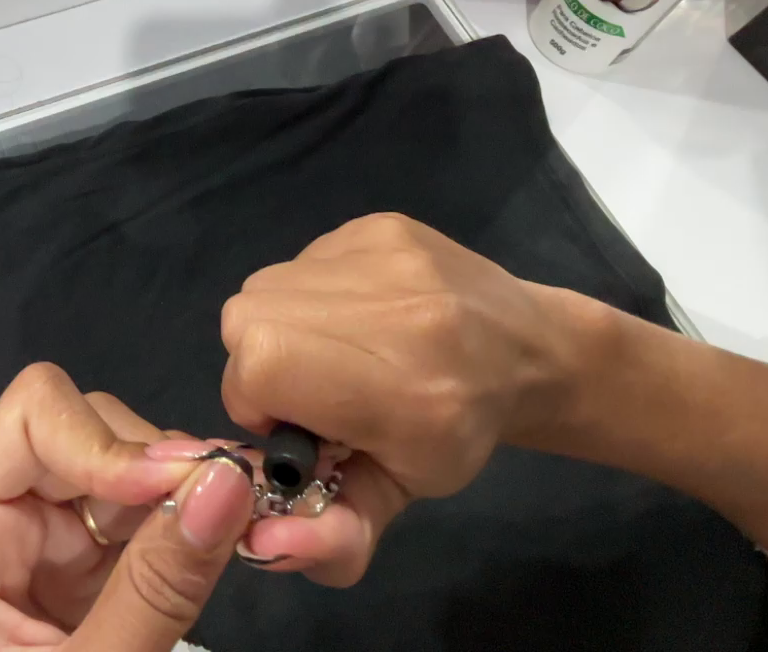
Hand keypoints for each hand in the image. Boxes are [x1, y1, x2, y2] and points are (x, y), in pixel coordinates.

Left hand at [0, 363, 256, 650]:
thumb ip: (155, 588)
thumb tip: (230, 481)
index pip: (30, 416)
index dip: (105, 437)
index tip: (178, 482)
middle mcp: (4, 509)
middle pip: (86, 424)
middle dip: (157, 461)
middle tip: (230, 504)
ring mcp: (50, 531)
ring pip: (126, 457)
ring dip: (183, 485)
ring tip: (238, 527)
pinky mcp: (89, 559)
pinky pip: (145, 505)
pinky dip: (188, 515)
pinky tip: (220, 540)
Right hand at [219, 214, 600, 584]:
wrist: (524, 348)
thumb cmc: (459, 431)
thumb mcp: (398, 494)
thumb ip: (330, 532)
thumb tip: (260, 542)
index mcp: (388, 385)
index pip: (251, 376)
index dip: (264, 406)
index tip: (307, 418)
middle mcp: (375, 305)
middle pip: (243, 326)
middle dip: (264, 364)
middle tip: (319, 382)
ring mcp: (372, 251)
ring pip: (264, 290)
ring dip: (283, 324)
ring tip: (339, 343)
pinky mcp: (372, 224)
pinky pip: (300, 262)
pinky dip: (311, 291)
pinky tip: (359, 307)